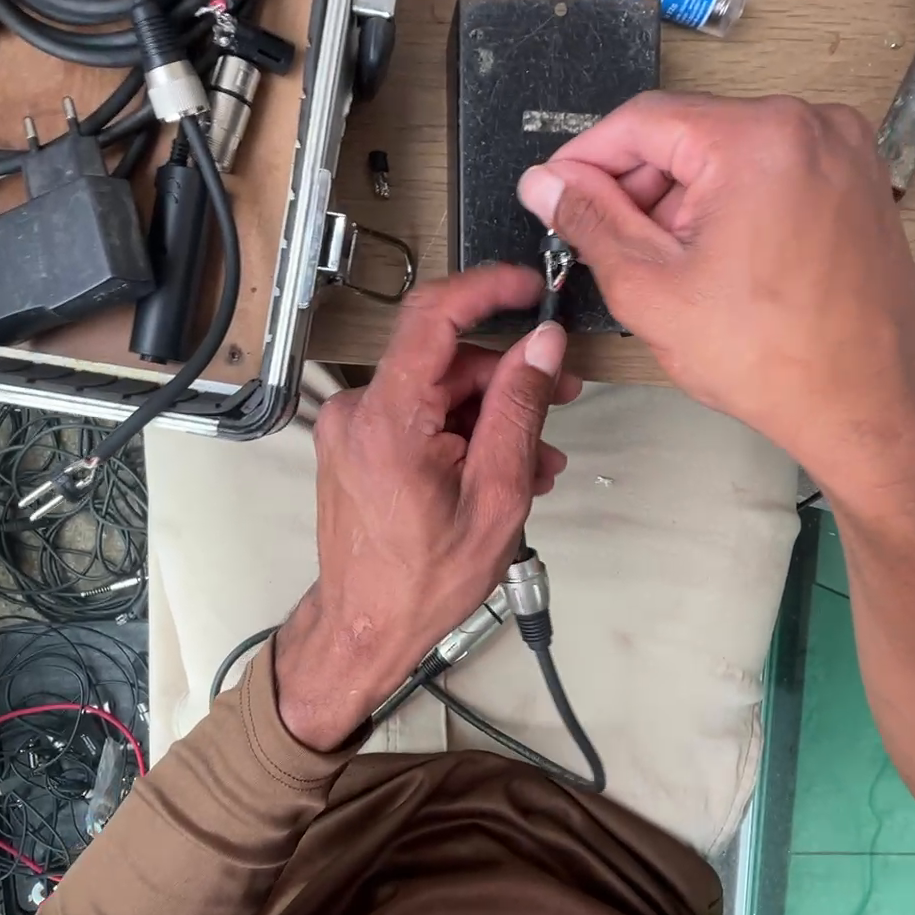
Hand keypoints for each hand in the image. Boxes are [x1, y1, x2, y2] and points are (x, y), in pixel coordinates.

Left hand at [274, 266, 580, 749]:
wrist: (365, 626)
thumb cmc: (422, 581)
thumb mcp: (495, 495)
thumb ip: (519, 410)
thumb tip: (543, 347)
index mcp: (388, 419)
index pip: (434, 315)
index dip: (487, 289)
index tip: (529, 288)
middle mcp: (359, 412)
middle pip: (448, 362)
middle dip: (510, 377)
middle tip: (561, 397)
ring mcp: (353, 427)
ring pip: (439, 391)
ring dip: (491, 415)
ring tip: (536, 459)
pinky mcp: (358, 443)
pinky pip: (420, 415)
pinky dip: (461, 431)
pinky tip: (498, 466)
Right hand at [516, 91, 914, 506]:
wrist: (863, 404)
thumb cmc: (768, 356)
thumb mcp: (648, 287)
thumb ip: (588, 222)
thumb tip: (546, 184)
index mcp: (756, 139)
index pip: (641, 119)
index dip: (583, 156)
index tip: (553, 188)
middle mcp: (809, 125)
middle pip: (685, 134)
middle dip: (632, 187)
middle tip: (598, 240)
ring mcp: (839, 150)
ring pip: (723, 156)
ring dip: (675, 201)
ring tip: (661, 266)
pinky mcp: (851, 180)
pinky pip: (764, 173)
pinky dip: (720, 206)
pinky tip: (705, 260)